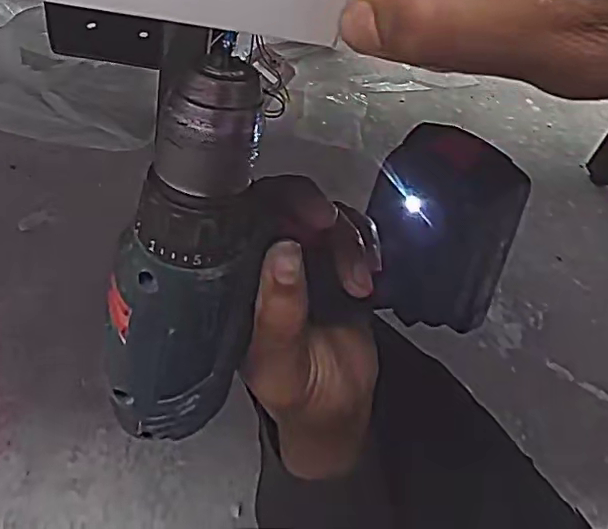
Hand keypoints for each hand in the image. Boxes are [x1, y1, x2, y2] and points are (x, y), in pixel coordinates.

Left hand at [242, 176, 378, 479]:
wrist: (337, 409)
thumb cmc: (293, 387)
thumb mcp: (279, 361)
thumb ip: (278, 312)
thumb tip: (284, 252)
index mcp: (237, 269)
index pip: (243, 211)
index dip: (271, 201)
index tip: (304, 214)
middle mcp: (265, 252)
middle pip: (284, 199)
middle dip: (312, 206)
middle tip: (331, 225)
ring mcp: (303, 250)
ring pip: (323, 211)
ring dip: (347, 237)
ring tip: (357, 283)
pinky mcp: (336, 256)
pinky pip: (352, 227)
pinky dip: (366, 241)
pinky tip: (369, 271)